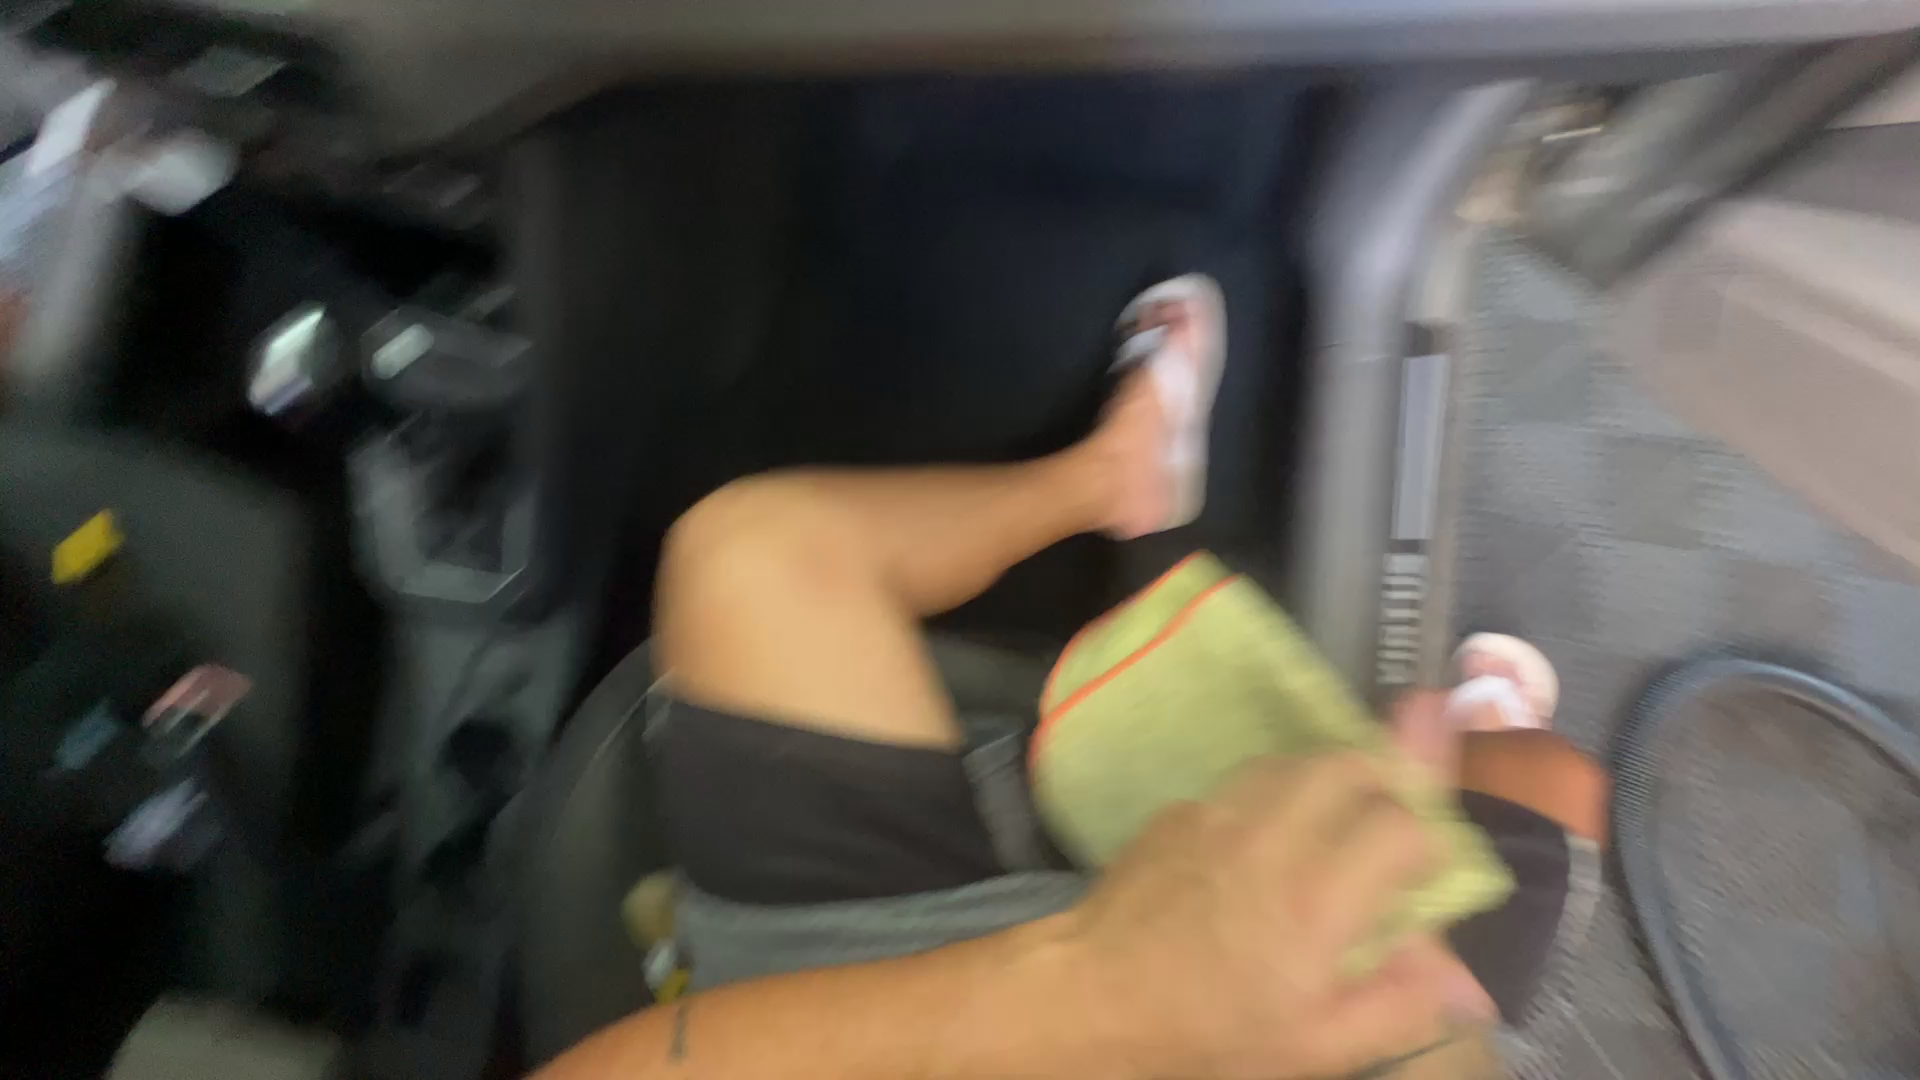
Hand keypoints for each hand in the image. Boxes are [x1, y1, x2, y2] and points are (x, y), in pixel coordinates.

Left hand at [1060, 753, 1494, 1079]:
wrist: (1099, 987)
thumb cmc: (1210, 1028)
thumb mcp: (1318, 1045)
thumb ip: (1399, 1003)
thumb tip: (1467, 980)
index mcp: (1316, 900)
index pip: (1400, 824)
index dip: (1426, 836)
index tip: (1421, 866)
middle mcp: (1269, 836)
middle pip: (1345, 764)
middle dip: (1381, 780)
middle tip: (1384, 822)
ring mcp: (1216, 812)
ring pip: (1290, 762)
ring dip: (1323, 781)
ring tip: (1328, 824)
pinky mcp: (1179, 808)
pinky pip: (1239, 783)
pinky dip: (1268, 796)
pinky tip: (1259, 838)